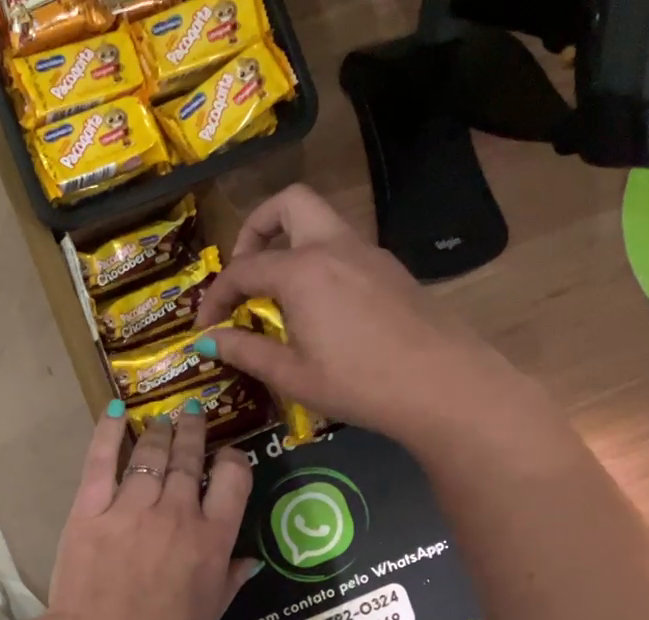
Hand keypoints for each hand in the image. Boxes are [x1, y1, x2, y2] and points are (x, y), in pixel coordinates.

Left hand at [24, 402, 256, 619]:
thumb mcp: (209, 615)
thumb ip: (230, 580)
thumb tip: (249, 559)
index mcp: (212, 540)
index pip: (233, 481)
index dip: (232, 461)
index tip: (227, 455)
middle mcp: (177, 514)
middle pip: (189, 459)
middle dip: (193, 431)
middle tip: (192, 413)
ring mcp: (131, 508)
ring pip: (150, 456)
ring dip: (159, 431)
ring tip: (162, 418)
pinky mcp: (89, 510)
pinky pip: (101, 462)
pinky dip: (108, 433)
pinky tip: (115, 413)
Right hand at [193, 184, 556, 452]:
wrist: (444, 386)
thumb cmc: (358, 383)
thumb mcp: (291, 374)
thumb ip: (245, 350)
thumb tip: (207, 340)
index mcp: (302, 270)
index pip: (242, 269)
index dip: (215, 296)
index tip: (204, 327)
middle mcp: (334, 247)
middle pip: (288, 204)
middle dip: (256, 229)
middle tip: (244, 273)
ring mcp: (368, 254)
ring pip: (319, 224)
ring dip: (288, 246)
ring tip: (274, 297)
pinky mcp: (389, 270)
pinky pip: (342, 249)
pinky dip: (316, 264)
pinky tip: (315, 310)